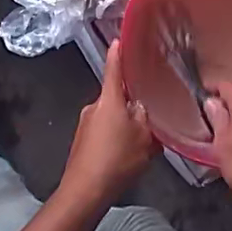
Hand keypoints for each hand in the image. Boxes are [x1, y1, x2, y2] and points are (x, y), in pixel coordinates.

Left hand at [58, 40, 159, 206]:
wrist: (84, 191)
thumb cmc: (116, 159)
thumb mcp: (144, 139)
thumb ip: (147, 119)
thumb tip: (144, 108)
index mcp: (109, 99)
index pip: (113, 68)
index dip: (118, 53)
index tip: (120, 39)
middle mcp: (94, 106)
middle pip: (114, 95)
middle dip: (130, 100)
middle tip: (149, 107)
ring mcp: (85, 123)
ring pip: (110, 114)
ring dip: (123, 121)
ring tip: (140, 137)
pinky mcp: (82, 140)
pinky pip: (103, 130)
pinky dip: (114, 135)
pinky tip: (125, 152)